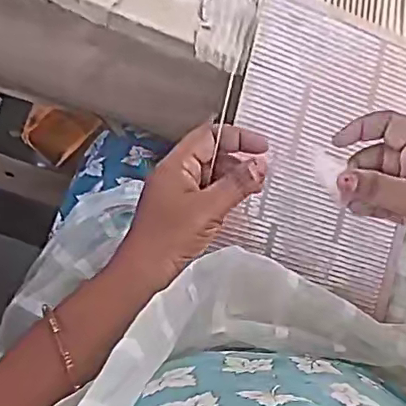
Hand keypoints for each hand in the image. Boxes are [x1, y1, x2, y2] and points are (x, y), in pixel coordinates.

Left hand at [111, 123, 268, 289]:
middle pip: (211, 155)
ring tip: (250, 191)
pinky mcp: (178, 211)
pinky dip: (221, 197)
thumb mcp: (208, 208)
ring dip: (231, 181)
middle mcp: (174, 175)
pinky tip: (231, 208)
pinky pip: (204, 196)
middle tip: (258, 174)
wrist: (144, 269)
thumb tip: (258, 166)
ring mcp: (175, 193)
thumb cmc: (165, 239)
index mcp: (176, 165)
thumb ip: (236, 185)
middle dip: (237, 162)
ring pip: (209, 177)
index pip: (210, 136)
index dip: (238, 137)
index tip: (260, 148)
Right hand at [331, 111, 405, 259]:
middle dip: (357, 169)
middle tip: (341, 185)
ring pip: (380, 180)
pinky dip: (371, 204)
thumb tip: (345, 178)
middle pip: (378, 156)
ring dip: (362, 189)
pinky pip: (385, 200)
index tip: (338, 142)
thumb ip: (376, 188)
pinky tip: (359, 210)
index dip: (361, 129)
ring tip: (347, 200)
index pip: (388, 125)